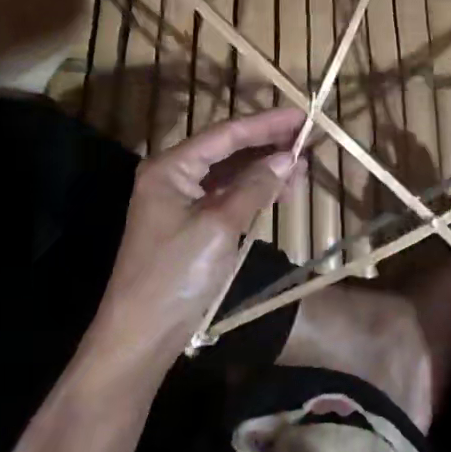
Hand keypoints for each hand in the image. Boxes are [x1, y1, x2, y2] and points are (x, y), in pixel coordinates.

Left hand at [88, 108, 305, 365]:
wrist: (142, 336)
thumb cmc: (176, 274)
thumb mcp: (220, 225)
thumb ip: (255, 186)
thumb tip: (289, 157)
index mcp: (171, 169)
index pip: (225, 134)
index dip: (266, 123)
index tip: (302, 116)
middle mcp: (174, 178)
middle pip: (228, 149)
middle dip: (269, 142)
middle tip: (309, 136)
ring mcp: (183, 202)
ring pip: (232, 172)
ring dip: (267, 167)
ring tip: (303, 164)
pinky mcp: (193, 225)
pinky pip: (230, 195)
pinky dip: (257, 189)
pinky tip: (282, 189)